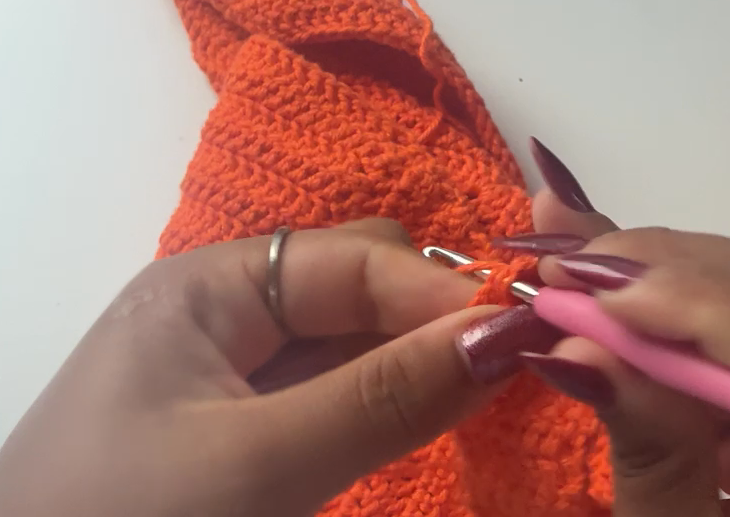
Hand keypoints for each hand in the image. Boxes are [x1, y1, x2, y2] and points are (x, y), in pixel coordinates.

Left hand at [0, 218, 555, 516]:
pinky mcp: (245, 430)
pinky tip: (427, 418)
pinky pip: (345, 389)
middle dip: (437, 322)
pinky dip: (394, 400)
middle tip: (505, 368)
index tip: (522, 332)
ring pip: (364, 340)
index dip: (444, 291)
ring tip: (482, 394)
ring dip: (423, 363)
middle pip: (368, 288)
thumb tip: (516, 329)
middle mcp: (226, 311)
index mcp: (207, 287)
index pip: (362, 259)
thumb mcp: (253, 470)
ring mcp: (236, 372)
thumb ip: (389, 395)